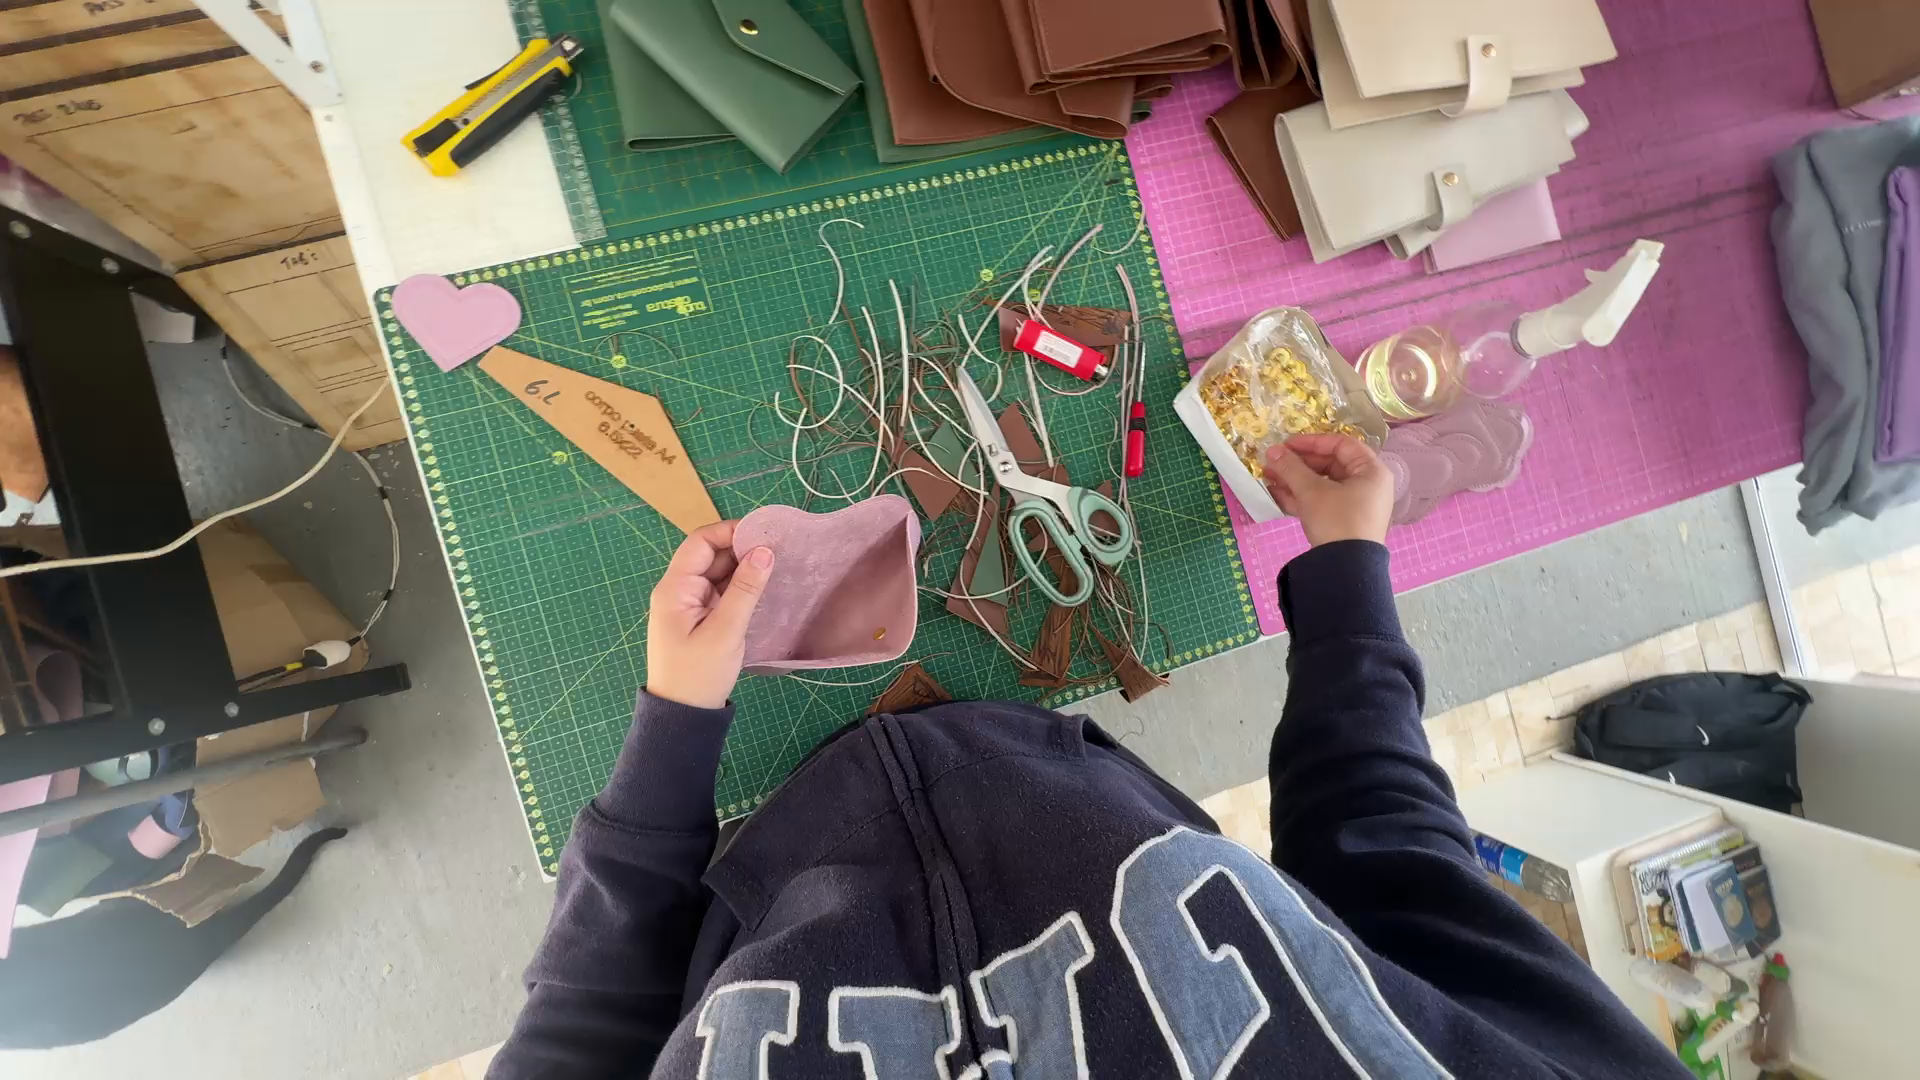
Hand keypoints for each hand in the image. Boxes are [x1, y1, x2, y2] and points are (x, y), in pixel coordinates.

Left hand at [646, 521, 774, 709]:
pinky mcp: (701, 617)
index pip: (700, 542)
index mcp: (675, 588)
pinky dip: (741, 585)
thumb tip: (764, 550)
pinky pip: (722, 590)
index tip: (763, 534)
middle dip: (741, 548)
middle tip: (777, 549)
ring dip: (743, 567)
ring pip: (718, 572)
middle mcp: (679, 590)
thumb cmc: (699, 674)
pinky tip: (763, 585)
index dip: (729, 532)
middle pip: (710, 555)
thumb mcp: (726, 630)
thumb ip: (746, 589)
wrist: (682, 716)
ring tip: (776, 564)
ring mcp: (690, 604)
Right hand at [1263, 434, 1393, 546]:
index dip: (1312, 442)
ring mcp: (1354, 504)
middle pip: (1329, 465)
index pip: (1341, 445)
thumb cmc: (1336, 519)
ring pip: (1321, 484)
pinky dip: (1300, 497)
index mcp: (1370, 471)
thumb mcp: (1311, 491)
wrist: (1346, 567)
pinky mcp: (1342, 521)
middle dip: (1297, 464)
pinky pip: (1320, 501)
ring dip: (1294, 480)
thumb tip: (1272, 450)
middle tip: (1272, 463)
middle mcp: (1367, 485)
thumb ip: (1291, 468)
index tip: (1286, 445)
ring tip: (1268, 478)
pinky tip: (1276, 495)